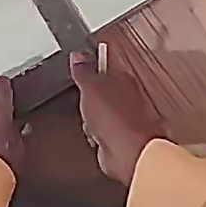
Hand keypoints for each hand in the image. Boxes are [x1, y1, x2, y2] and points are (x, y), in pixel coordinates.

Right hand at [69, 51, 164, 185]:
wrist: (128, 152)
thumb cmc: (116, 117)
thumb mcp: (90, 86)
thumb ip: (83, 69)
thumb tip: (78, 54)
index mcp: (123, 78)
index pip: (104, 66)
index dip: (89, 68)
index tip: (77, 70)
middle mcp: (128, 97)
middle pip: (100, 91)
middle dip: (87, 99)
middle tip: (83, 101)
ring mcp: (125, 119)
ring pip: (98, 113)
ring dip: (90, 120)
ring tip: (91, 122)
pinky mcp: (120, 139)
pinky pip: (100, 132)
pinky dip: (95, 135)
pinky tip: (95, 136)